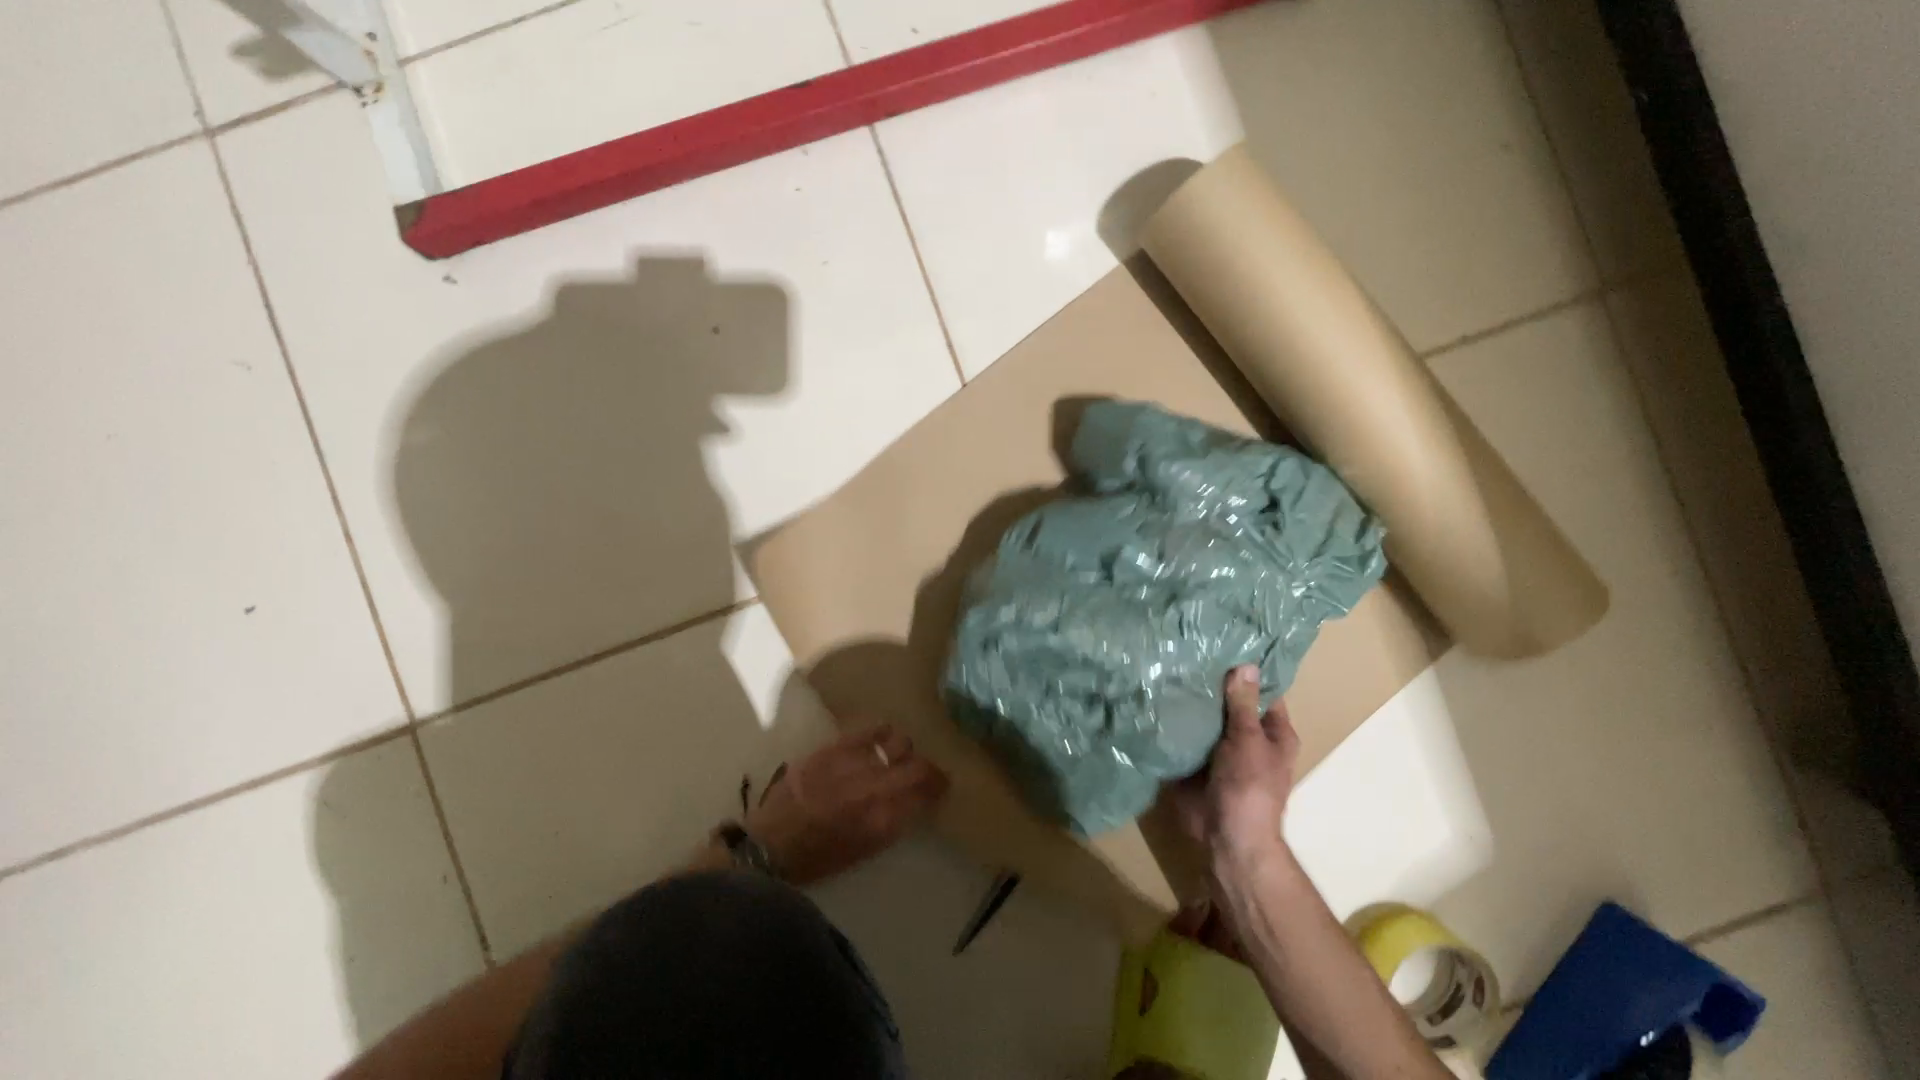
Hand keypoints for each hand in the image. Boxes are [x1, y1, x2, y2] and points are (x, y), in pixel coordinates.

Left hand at [744, 725, 948, 886]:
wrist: (771, 845)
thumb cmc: (818, 858)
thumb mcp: (864, 850)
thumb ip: (892, 824)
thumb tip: (914, 803)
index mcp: (884, 820)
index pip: (926, 792)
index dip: (938, 786)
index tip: (939, 786)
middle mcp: (875, 789)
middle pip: (918, 766)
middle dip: (927, 769)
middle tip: (924, 772)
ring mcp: (854, 765)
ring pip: (898, 743)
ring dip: (903, 750)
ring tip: (896, 756)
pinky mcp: (834, 748)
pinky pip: (870, 730)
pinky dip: (881, 732)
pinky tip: (880, 739)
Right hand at [1168, 665, 1301, 873]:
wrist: (1226, 837)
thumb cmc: (1249, 787)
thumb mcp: (1249, 739)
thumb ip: (1242, 703)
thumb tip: (1245, 663)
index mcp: (1274, 733)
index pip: (1262, 691)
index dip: (1247, 669)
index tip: (1224, 640)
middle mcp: (1247, 738)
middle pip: (1229, 703)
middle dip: (1211, 683)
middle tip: (1186, 647)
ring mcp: (1219, 751)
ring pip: (1204, 719)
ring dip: (1189, 701)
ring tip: (1166, 664)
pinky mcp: (1194, 763)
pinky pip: (1184, 737)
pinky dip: (1173, 723)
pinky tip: (1154, 696)